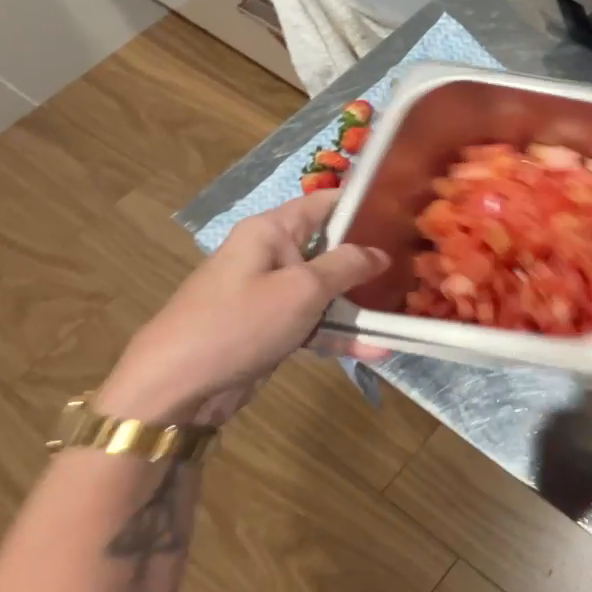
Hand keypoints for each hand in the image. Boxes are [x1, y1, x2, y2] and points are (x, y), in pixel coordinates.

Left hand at [97, 191, 389, 425]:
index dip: (367, 203)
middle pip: (333, 247)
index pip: (326, 203)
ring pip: (329, 289)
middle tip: (418, 264)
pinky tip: (378, 349)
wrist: (174, 389)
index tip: (408, 211)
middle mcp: (271, 255)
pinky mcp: (272, 327)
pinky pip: (317, 322)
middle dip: (373, 257)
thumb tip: (380, 253)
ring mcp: (271, 293)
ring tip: (405, 311)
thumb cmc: (239, 324)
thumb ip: (348, 265)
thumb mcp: (303, 289)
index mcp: (271, 232)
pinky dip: (343, 333)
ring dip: (362, 303)